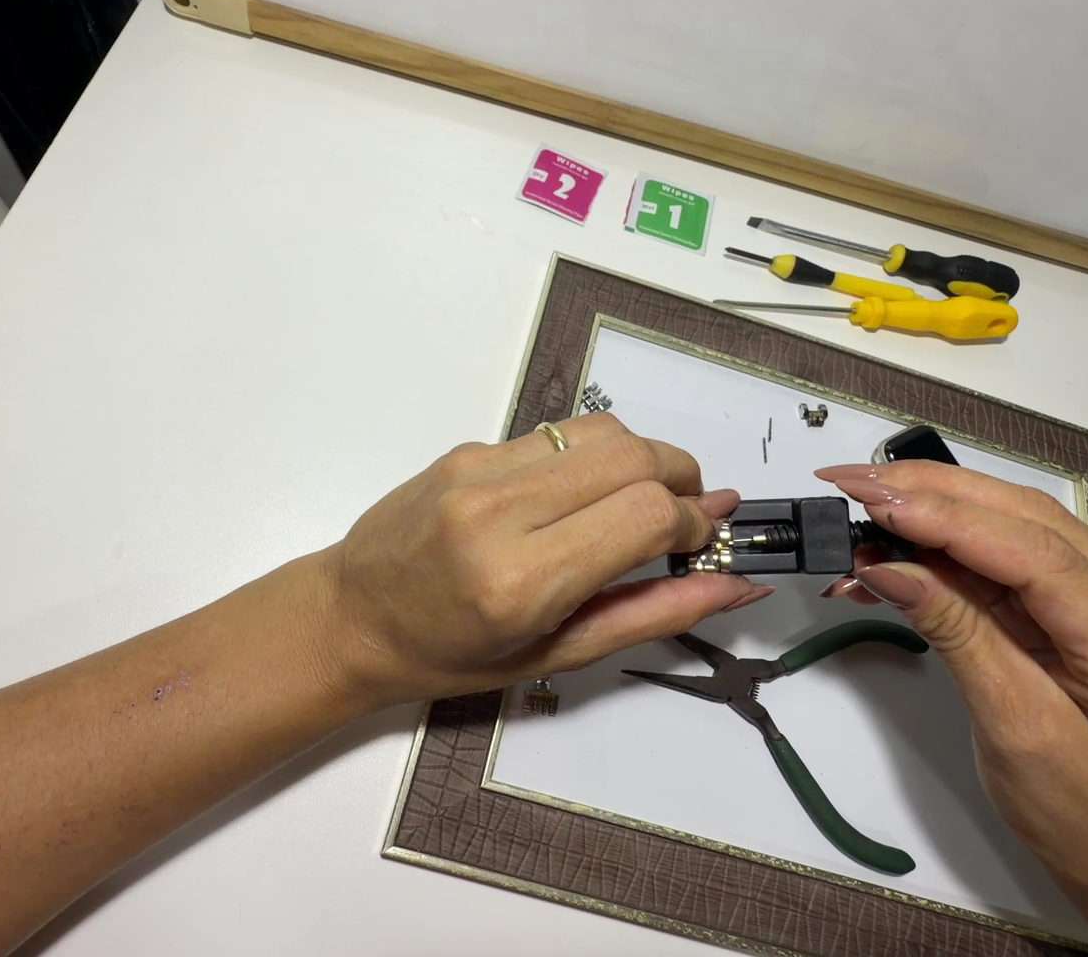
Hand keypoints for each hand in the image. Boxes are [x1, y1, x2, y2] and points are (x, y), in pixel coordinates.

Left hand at [316, 413, 770, 706]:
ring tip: (639, 503)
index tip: (701, 542)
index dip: (695, 524)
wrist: (354, 614)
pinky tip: (585, 494)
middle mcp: (499, 512)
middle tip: (685, 517)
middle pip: (634, 456)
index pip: (646, 516)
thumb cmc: (448, 656)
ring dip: (643, 460)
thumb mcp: (557, 655)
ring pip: (603, 430)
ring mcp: (479, 469)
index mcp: (522, 581)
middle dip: (682, 478)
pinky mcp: (469, 448)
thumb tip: (734, 583)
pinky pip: (560, 432)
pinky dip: (595, 455)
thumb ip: (653, 613)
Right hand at [816, 462, 1087, 954]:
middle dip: (934, 493)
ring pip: (1019, 523)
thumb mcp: (1012, 730)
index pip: (1043, 559)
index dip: (952, 521)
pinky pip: (1010, 552)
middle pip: (1033, 521)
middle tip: (853, 483)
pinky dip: (944, 543)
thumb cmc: (1083, 818)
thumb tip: (888, 566)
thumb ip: (956, 634)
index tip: (876, 502)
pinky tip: (895, 546)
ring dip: (934, 507)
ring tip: (862, 505)